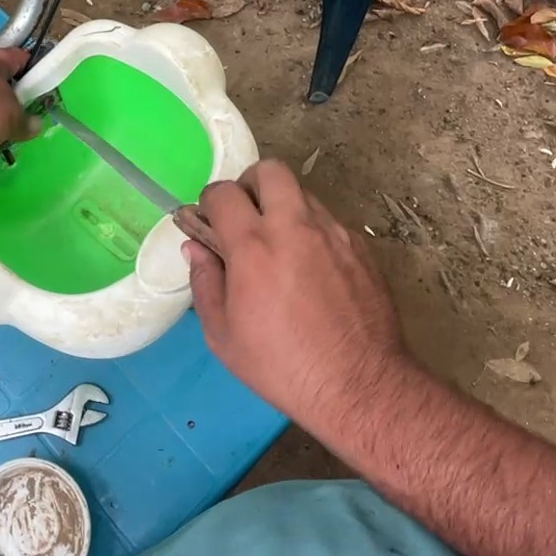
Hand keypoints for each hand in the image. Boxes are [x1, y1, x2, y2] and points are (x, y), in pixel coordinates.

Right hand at [187, 159, 409, 433]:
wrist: (359, 386)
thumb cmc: (281, 365)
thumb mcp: (223, 335)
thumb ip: (205, 282)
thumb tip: (195, 249)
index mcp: (253, 245)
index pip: (224, 192)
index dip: (210, 203)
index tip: (210, 223)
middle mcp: (294, 226)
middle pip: (270, 170)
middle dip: (251, 183)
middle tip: (246, 216)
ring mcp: (333, 232)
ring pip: (303, 193)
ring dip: (284, 206)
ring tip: (281, 245)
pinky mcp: (361, 247)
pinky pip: (330, 221)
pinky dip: (313, 231)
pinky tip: (312, 268)